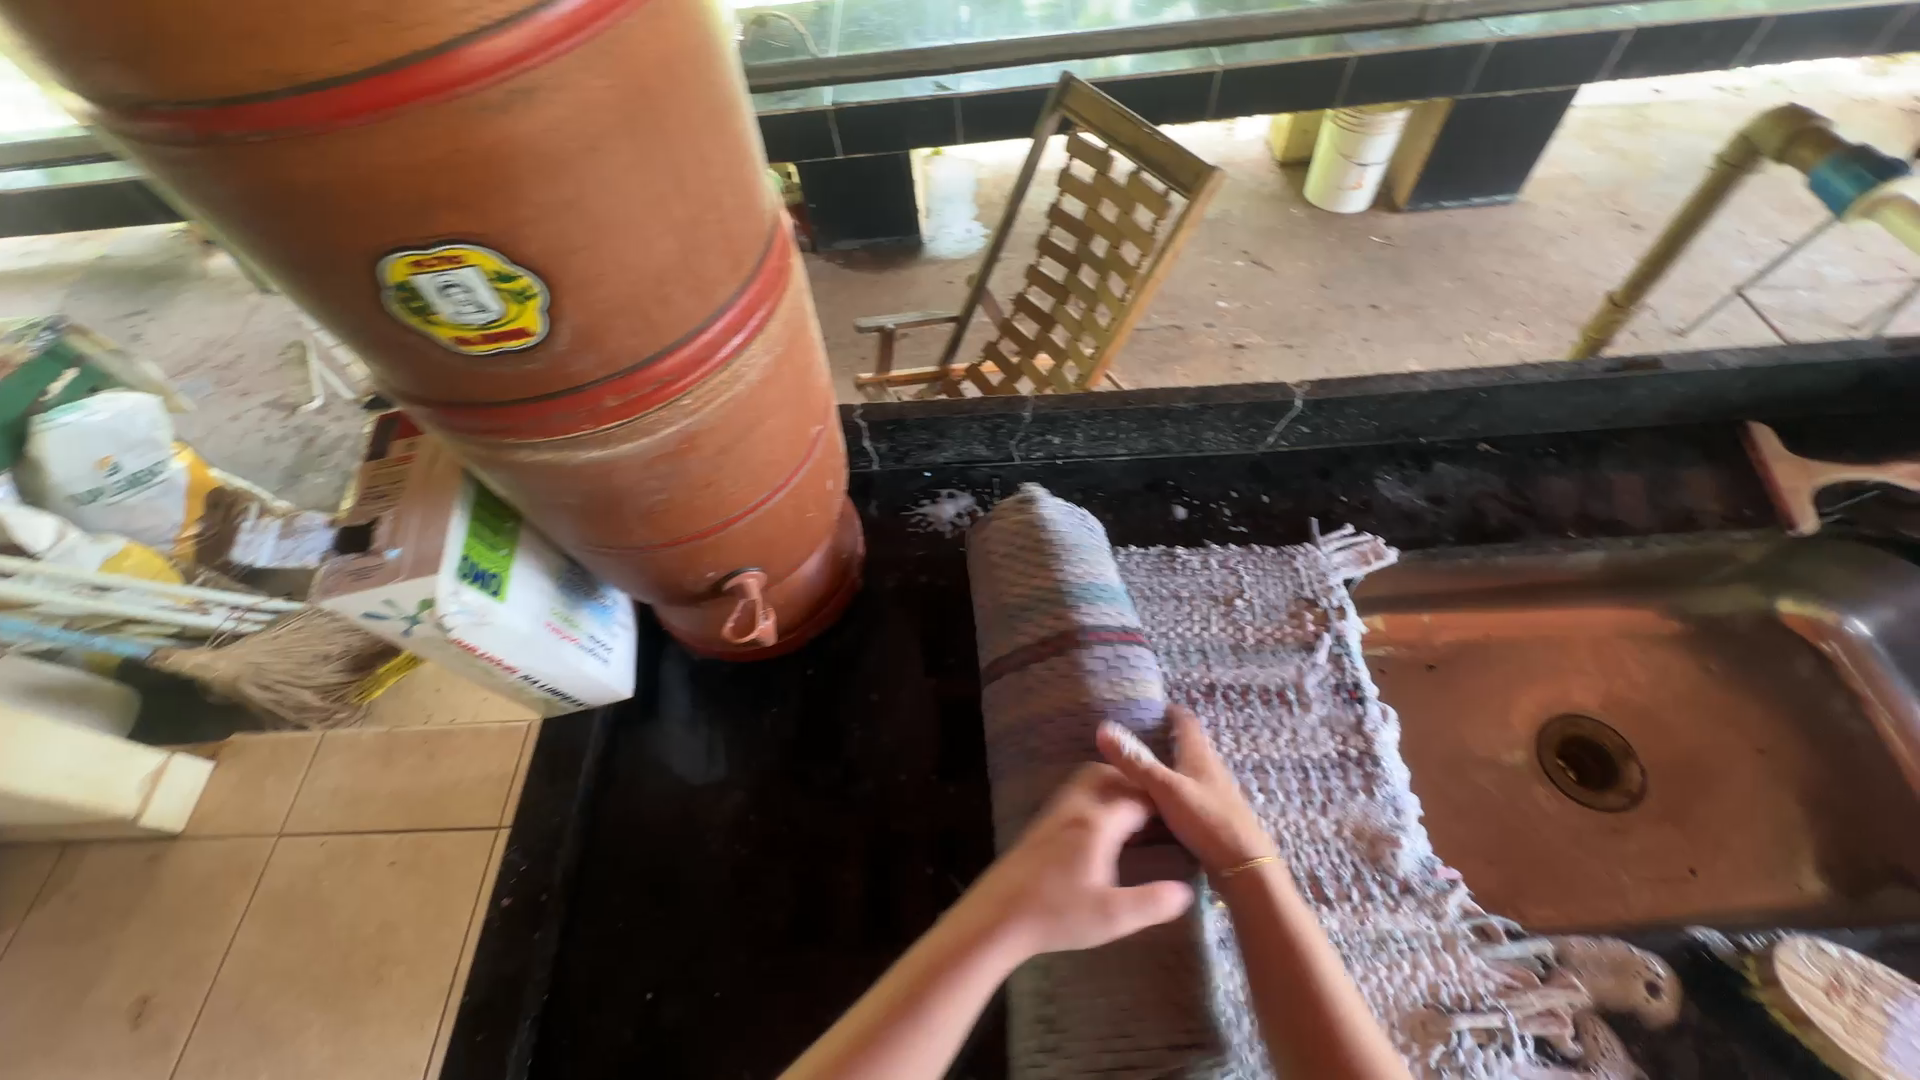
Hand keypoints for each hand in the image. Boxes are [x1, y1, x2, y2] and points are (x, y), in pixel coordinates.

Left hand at [959, 764, 1194, 959]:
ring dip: (1111, 787)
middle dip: (1133, 784)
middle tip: (1156, 806)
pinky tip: (1098, 828)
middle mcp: (1075, 809)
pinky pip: (1072, 795)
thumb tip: (1186, 892)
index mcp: (1097, 824)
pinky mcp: (1039, 825)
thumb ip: (1152, 902)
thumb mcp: (1112, 917)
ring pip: (1085, 782)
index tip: (1181, 811)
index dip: (1162, 802)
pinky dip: (1093, 798)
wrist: (997, 916)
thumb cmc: (1056, 915)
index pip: (1136, 798)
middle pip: (1106, 776)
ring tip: (1132, 813)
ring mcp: (1053, 814)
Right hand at [1096, 705, 1278, 874]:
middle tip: (1138, 739)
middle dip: (1167, 738)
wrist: (1245, 866)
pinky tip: (1159, 805)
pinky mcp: (1215, 816)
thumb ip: (1135, 762)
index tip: (1151, 708)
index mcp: (1200, 755)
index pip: (1187, 721)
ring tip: (1143, 771)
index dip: (1171, 712)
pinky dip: (1173, 791)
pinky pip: (1190, 794)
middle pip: (1189, 745)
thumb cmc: (1206, 820)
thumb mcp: (1164, 789)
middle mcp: (1211, 768)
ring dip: (1170, 766)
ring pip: (1190, 771)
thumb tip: (1104, 728)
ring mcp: (1215, 793)